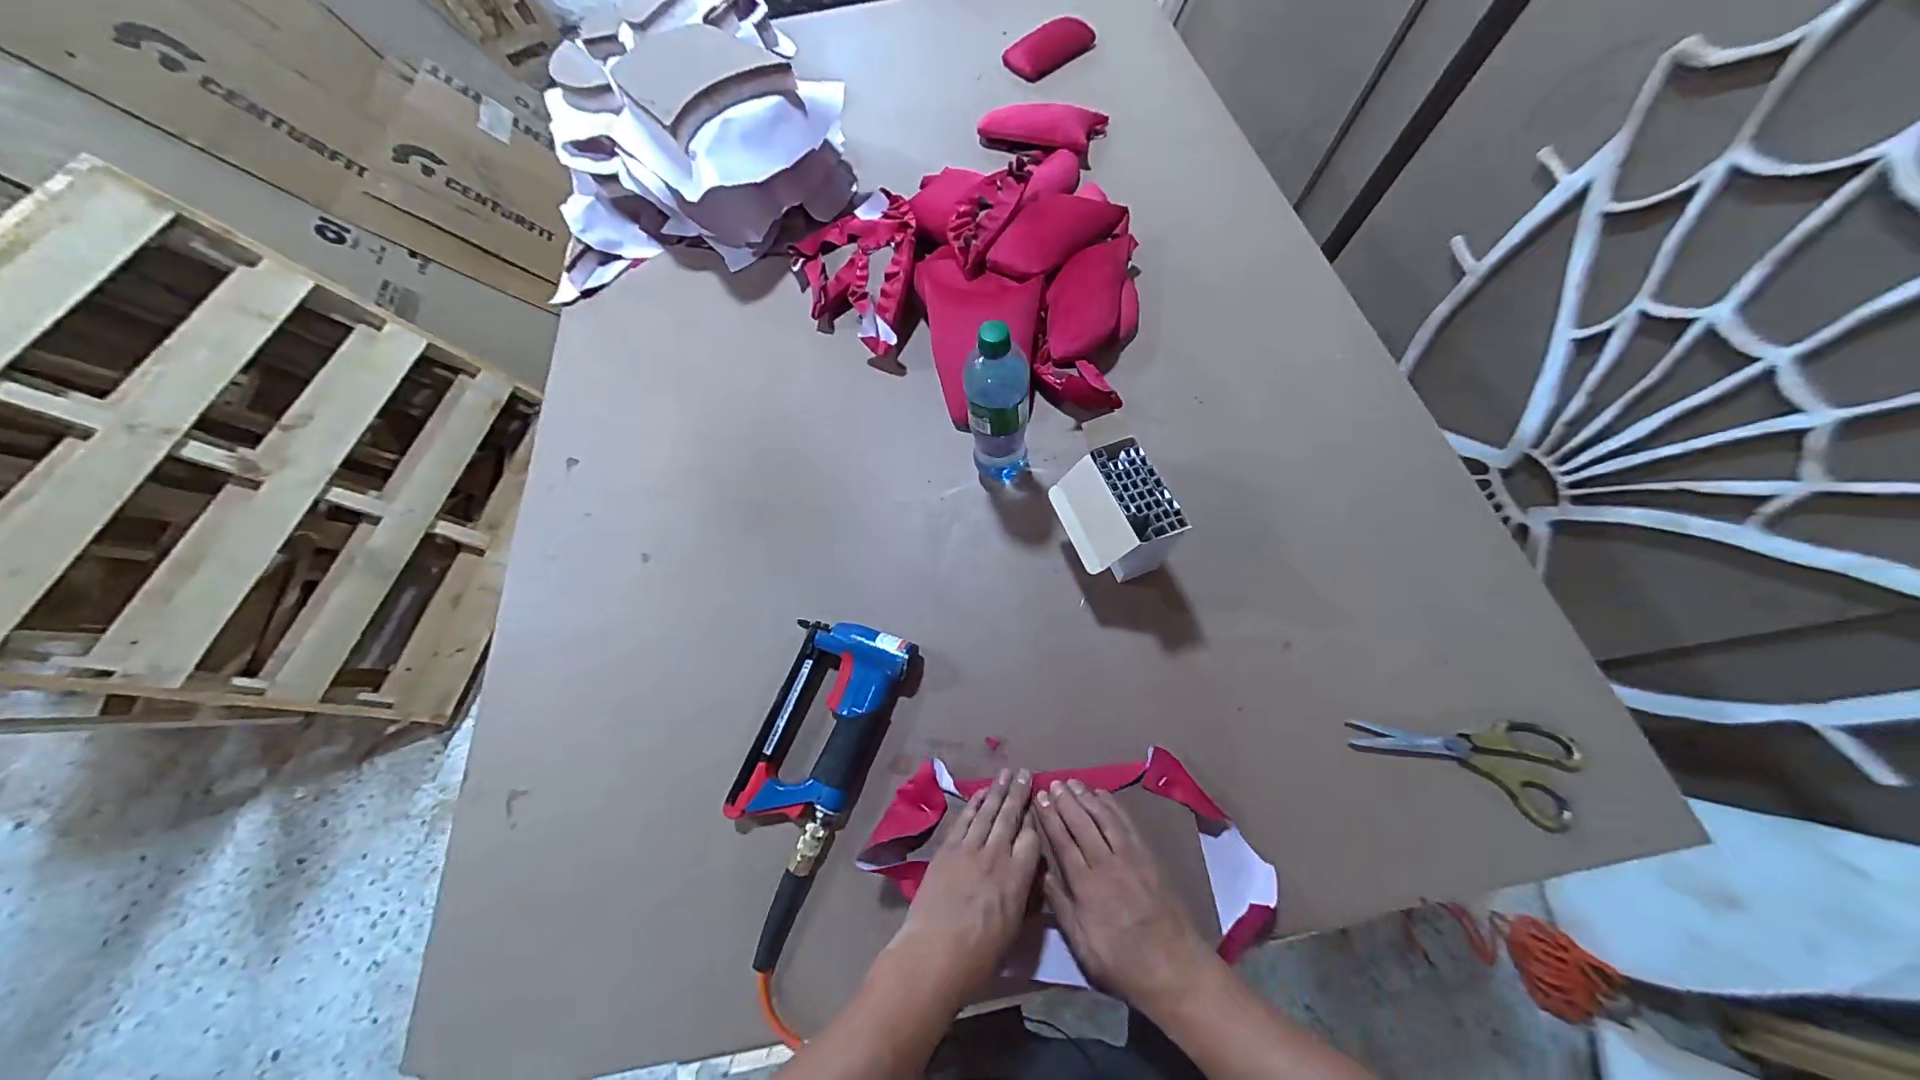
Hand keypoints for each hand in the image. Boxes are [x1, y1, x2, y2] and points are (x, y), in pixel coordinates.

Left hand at [888, 768, 1041, 997]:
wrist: (935, 952)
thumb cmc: (980, 954)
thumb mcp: (1015, 928)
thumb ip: (1023, 896)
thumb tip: (1029, 879)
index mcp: (1018, 876)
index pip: (1032, 837)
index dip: (1035, 820)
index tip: (1038, 806)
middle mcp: (996, 854)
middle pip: (1011, 816)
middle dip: (1019, 793)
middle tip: (1026, 773)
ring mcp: (970, 849)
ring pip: (988, 812)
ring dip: (998, 790)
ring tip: (1006, 773)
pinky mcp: (947, 850)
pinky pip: (964, 820)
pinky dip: (973, 804)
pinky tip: (981, 793)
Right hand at [1033, 779, 1216, 1010]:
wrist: (1174, 968)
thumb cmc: (1122, 963)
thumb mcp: (1082, 945)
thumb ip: (1061, 906)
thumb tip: (1043, 874)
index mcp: (1086, 886)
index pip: (1063, 842)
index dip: (1050, 818)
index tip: (1039, 799)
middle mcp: (1106, 864)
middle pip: (1082, 824)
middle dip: (1065, 801)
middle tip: (1053, 783)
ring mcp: (1130, 857)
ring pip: (1104, 819)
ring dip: (1087, 798)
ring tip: (1073, 783)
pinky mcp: (1148, 857)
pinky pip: (1127, 824)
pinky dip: (1113, 807)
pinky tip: (1104, 797)